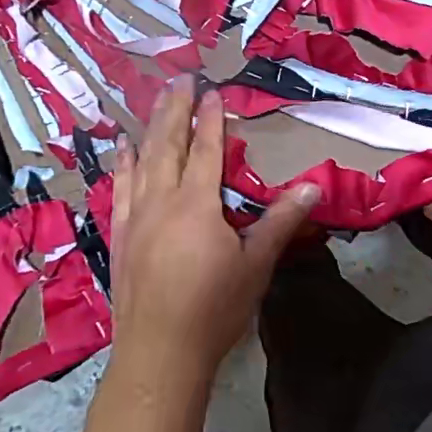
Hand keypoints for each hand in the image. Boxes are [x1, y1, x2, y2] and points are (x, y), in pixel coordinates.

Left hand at [109, 79, 318, 379]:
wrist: (160, 352)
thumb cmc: (214, 308)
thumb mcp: (256, 264)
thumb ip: (280, 221)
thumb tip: (312, 186)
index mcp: (197, 204)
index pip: (206, 150)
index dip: (210, 119)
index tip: (212, 91)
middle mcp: (161, 200)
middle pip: (168, 144)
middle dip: (175, 109)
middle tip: (179, 78)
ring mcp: (135, 217)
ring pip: (142, 161)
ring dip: (149, 128)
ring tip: (154, 100)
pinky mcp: (119, 236)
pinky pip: (119, 189)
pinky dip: (122, 165)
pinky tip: (122, 150)